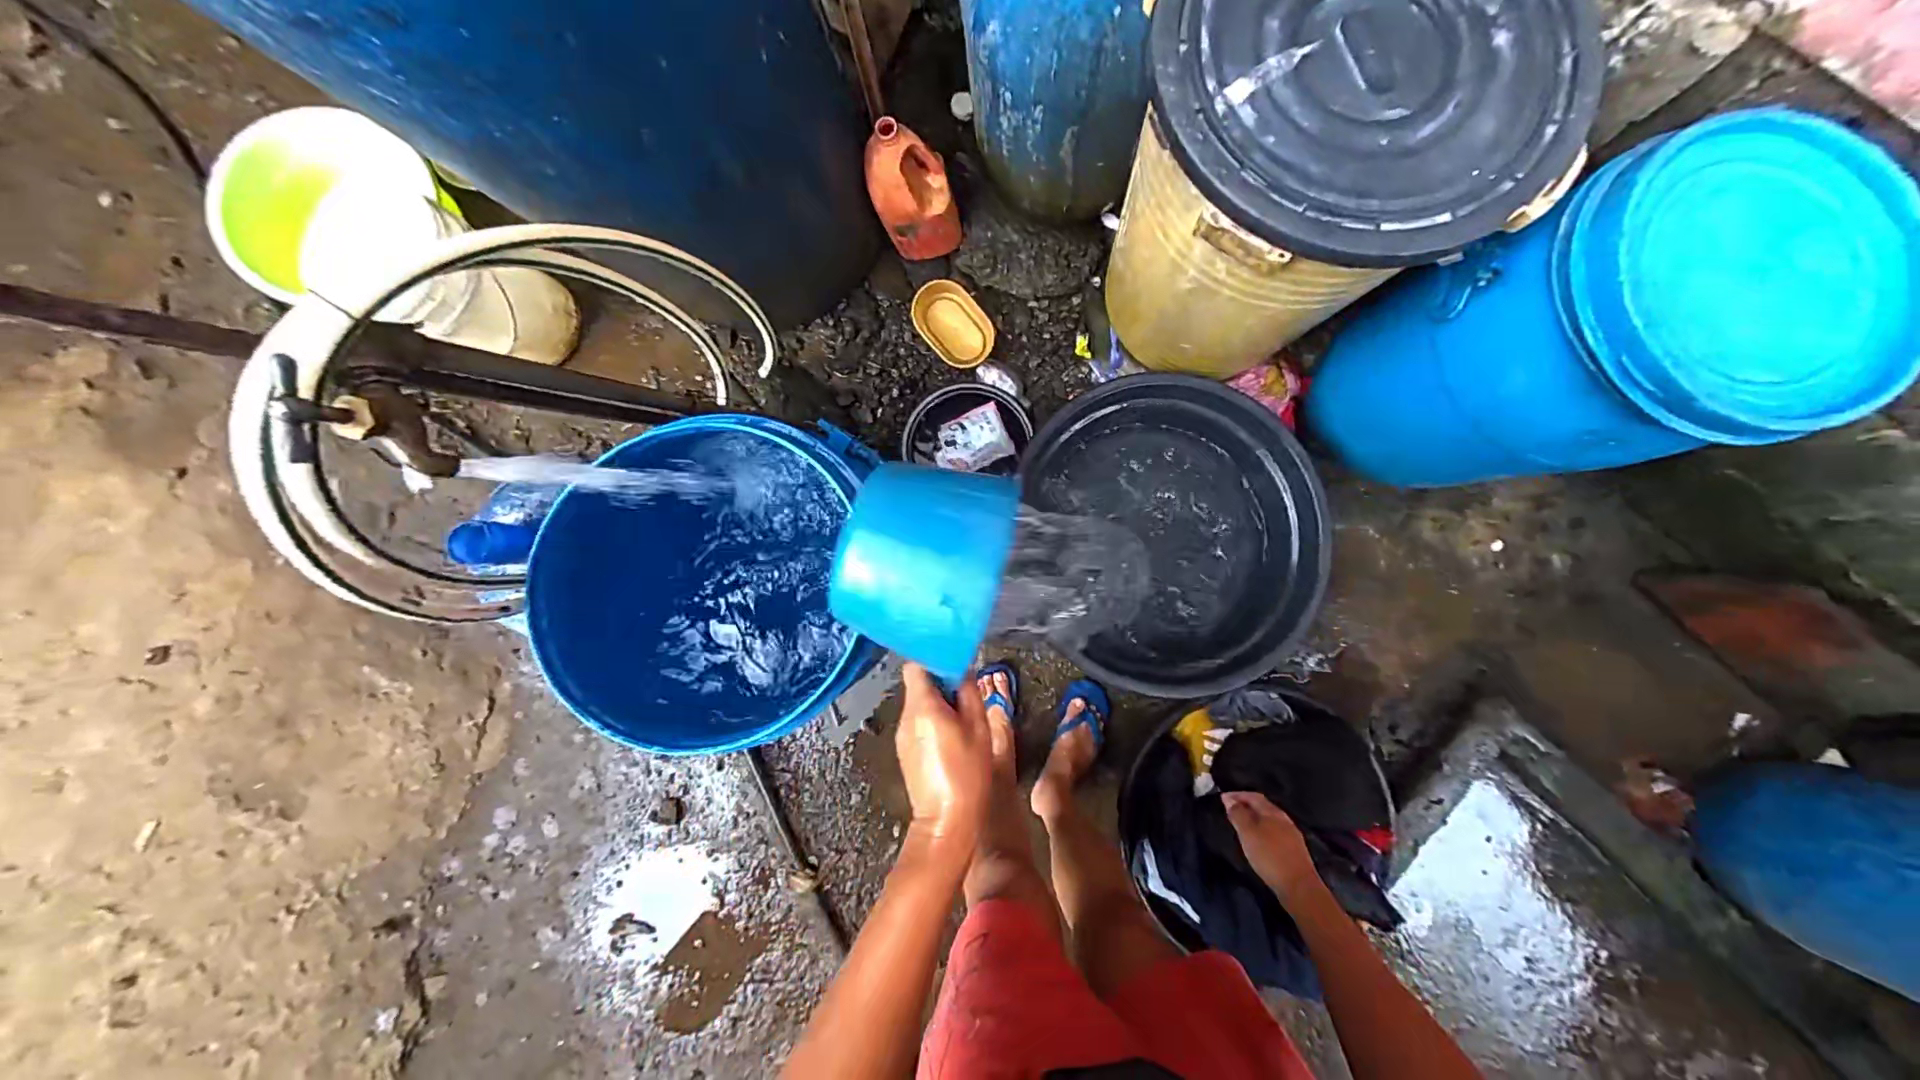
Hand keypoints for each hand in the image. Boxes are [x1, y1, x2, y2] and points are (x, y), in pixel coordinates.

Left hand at [894, 663, 992, 851]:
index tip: (955, 668)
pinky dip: (931, 724)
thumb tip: (963, 672)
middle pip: (917, 686)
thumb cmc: (966, 774)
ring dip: (937, 706)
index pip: (916, 666)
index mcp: (922, 707)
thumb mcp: (979, 728)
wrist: (946, 822)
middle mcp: (905, 718)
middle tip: (965, 698)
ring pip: (918, 707)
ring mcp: (902, 737)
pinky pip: (917, 726)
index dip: (935, 661)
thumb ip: (969, 693)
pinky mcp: (904, 752)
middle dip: (940, 686)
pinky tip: (950, 742)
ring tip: (961, 724)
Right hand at [1223, 791, 1321, 900]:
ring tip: (1242, 825)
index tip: (1223, 798)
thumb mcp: (1248, 833)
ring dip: (1255, 819)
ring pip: (1270, 820)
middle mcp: (1284, 820)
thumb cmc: (1269, 856)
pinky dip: (1263, 831)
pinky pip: (1275, 832)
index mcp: (1273, 812)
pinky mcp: (1295, 850)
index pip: (1253, 796)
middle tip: (1231, 810)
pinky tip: (1259, 841)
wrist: (1299, 886)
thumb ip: (1238, 815)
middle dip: (1246, 805)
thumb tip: (1229, 799)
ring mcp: (1292, 835)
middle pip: (1263, 807)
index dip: (1237, 795)